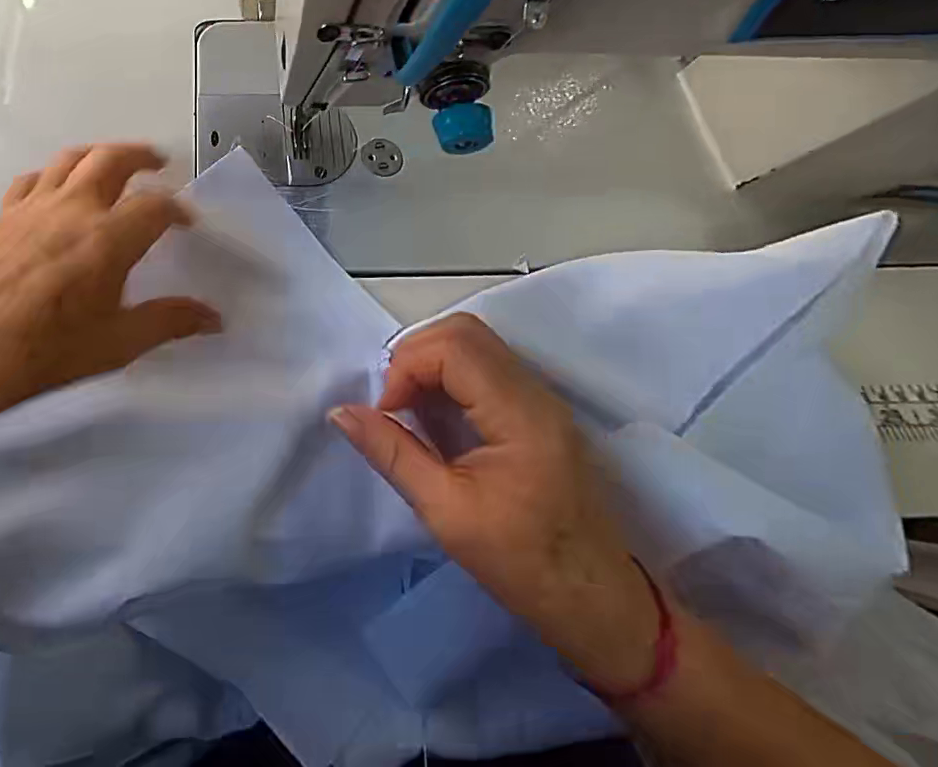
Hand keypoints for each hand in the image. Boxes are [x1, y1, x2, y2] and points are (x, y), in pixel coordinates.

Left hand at [0, 144, 221, 466]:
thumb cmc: (46, 351)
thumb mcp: (116, 343)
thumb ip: (167, 322)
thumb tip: (215, 319)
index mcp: (108, 237)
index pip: (155, 207)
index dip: (178, 210)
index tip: (186, 223)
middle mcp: (73, 208)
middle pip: (112, 159)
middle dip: (141, 156)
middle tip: (158, 163)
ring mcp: (33, 207)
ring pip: (70, 159)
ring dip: (98, 154)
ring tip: (112, 163)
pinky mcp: (4, 215)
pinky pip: (32, 180)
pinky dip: (53, 175)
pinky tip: (55, 189)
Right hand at [329, 314, 661, 689]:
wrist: (598, 604)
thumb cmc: (522, 562)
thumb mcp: (444, 511)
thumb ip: (390, 452)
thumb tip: (339, 411)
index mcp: (521, 417)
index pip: (453, 348)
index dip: (405, 368)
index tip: (387, 413)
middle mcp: (536, 395)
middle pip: (464, 332)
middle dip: (413, 355)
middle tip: (394, 403)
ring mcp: (540, 401)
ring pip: (473, 343)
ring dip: (427, 363)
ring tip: (409, 409)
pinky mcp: (535, 412)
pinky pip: (482, 366)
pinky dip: (444, 376)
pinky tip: (433, 416)